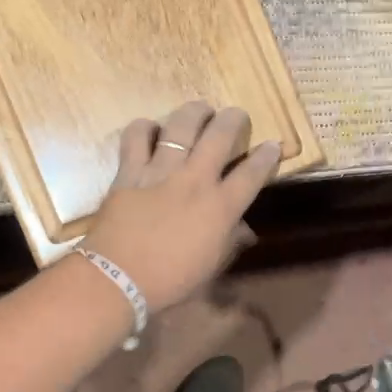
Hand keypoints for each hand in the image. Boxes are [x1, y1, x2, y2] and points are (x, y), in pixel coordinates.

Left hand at [82, 101, 278, 312]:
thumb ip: (229, 242)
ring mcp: (161, 172)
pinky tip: (150, 129)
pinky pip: (136, 137)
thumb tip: (244, 231)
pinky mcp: (130, 172)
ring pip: (182, 125)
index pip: (253, 172)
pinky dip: (144, 128)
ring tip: (200, 110)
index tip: (273, 145)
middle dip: (234, 119)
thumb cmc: (170, 282)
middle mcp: (195, 181)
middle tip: (236, 115)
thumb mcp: (211, 266)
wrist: (118, 280)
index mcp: (221, 208)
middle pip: (220, 135)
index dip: (267, 155)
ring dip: (194, 112)